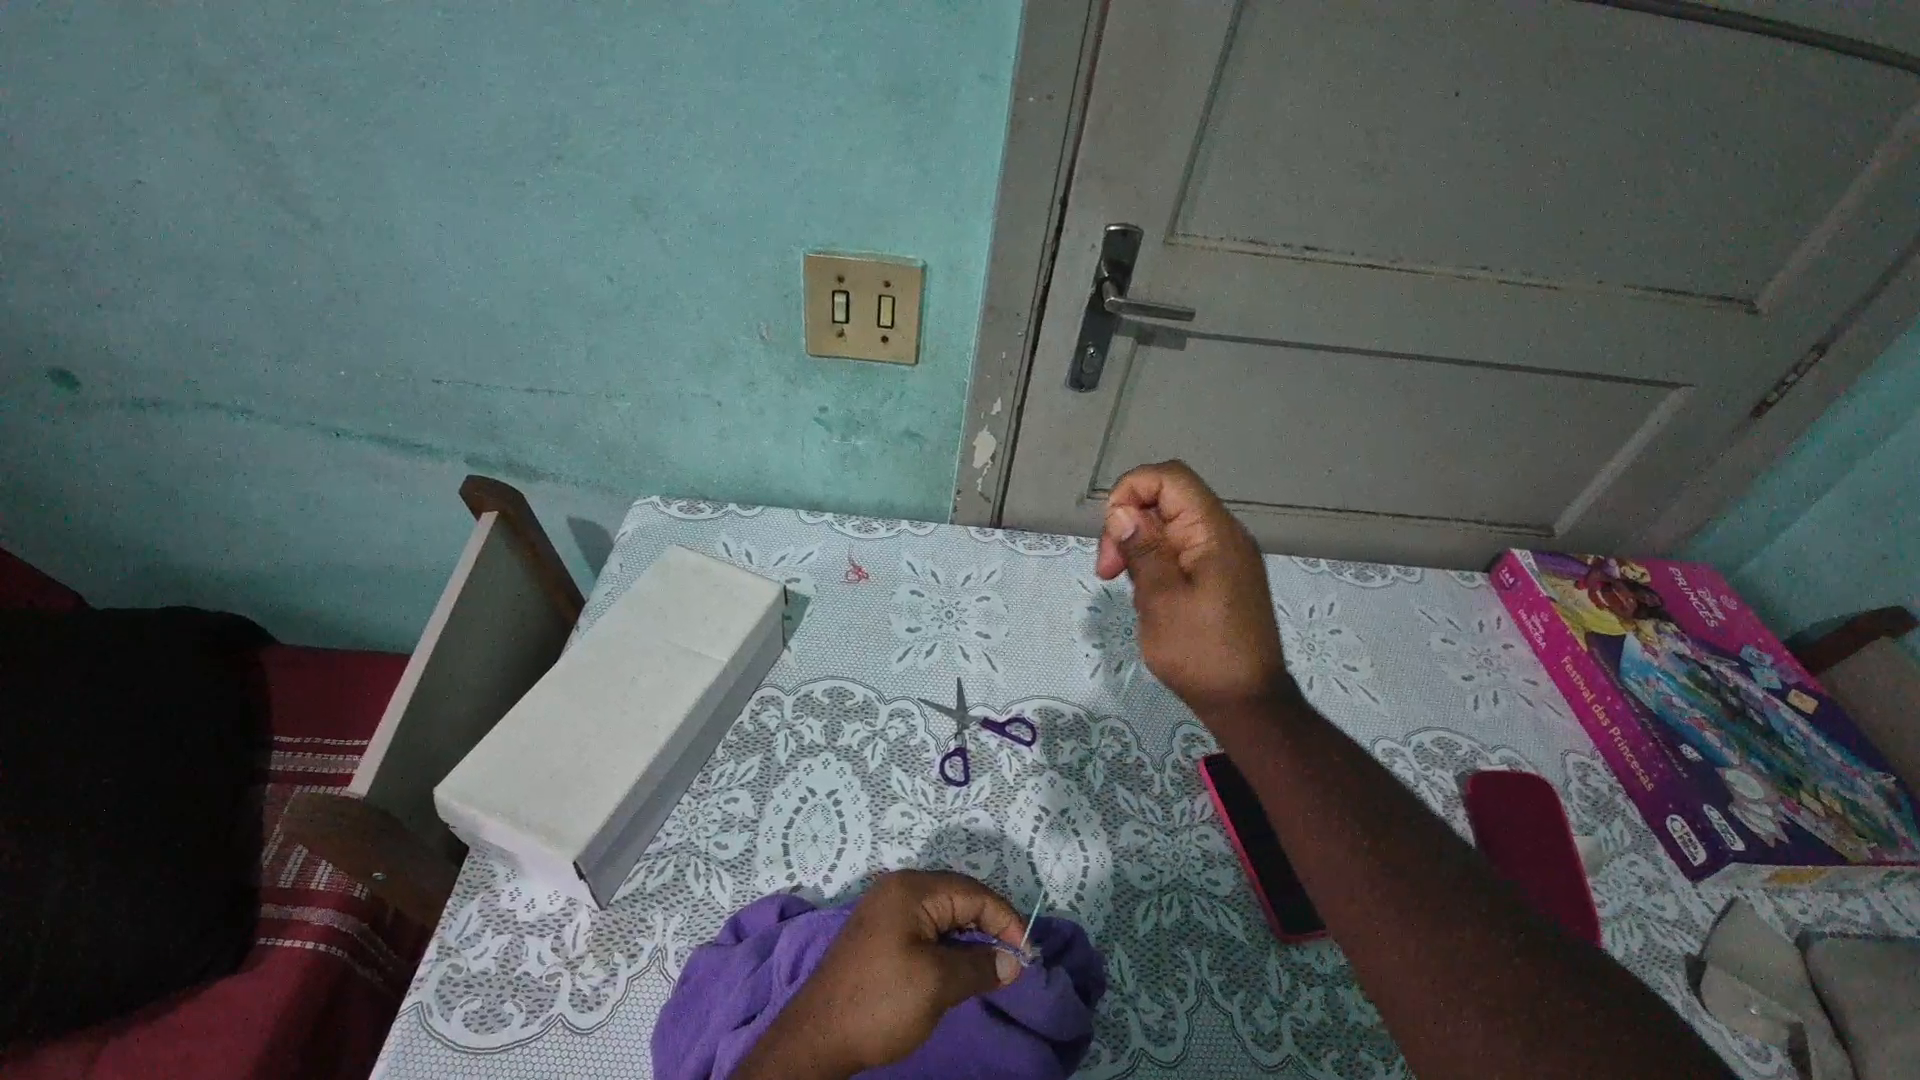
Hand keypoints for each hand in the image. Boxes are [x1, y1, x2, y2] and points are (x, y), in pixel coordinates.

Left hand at [737, 871, 1026, 1078]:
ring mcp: (886, 909)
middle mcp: (899, 888)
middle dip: (990, 927)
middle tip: (1014, 961)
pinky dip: (949, 944)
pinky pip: (927, 927)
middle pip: (959, 897)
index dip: (1006, 920)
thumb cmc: (880, 1002)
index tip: (1027, 955)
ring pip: (944, 914)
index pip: (974, 893)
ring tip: (993, 967)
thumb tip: (1013, 962)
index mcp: (912, 889)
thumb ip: (980, 966)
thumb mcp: (937, 984)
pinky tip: (961, 967)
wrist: (817, 1036)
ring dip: (971, 937)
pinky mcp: (880, 933)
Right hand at [1095, 460, 1288, 715]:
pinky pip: (1182, 552)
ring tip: (1131, 591)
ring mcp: (1225, 557)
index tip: (1112, 538)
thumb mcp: (1161, 600)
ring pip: (1170, 528)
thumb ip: (1142, 550)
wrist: (1246, 702)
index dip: (1131, 492)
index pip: (1169, 478)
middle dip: (1129, 526)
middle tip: (1109, 572)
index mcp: (1214, 532)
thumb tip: (1123, 510)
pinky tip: (1149, 599)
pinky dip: (1157, 566)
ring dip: (1140, 549)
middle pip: (1167, 500)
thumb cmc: (1201, 652)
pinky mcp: (1222, 578)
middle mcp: (1224, 534)